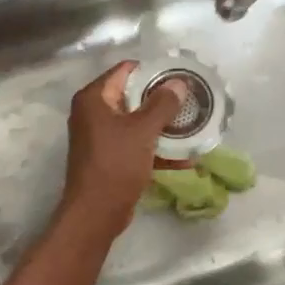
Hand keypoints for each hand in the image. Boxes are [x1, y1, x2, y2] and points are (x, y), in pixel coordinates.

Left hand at [59, 62, 184, 237]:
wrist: (96, 213)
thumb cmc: (115, 164)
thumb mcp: (143, 131)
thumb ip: (162, 104)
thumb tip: (178, 83)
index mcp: (93, 98)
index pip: (126, 71)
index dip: (154, 71)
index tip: (180, 76)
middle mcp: (93, 112)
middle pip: (132, 95)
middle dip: (161, 99)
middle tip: (190, 100)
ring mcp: (99, 136)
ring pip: (136, 122)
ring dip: (161, 125)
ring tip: (192, 125)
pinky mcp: (109, 157)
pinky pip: (135, 143)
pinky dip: (155, 147)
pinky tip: (184, 157)